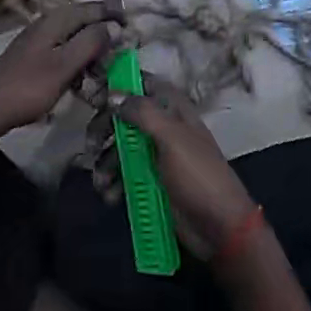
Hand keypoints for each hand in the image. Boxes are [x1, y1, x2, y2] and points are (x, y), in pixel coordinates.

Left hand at [0, 0, 122, 141]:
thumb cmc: (27, 87)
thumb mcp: (64, 65)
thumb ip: (91, 42)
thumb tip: (115, 26)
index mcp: (58, 20)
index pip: (95, 8)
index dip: (116, 17)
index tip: (136, 33)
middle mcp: (50, 24)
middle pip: (87, 22)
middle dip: (107, 35)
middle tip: (125, 55)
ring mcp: (41, 41)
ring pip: (77, 39)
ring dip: (94, 52)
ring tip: (109, 70)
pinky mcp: (37, 58)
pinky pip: (66, 53)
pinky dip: (80, 63)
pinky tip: (86, 81)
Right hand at [111, 79, 257, 262]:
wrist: (219, 226)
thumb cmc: (198, 175)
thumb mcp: (172, 138)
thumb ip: (143, 113)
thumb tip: (113, 95)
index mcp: (173, 109)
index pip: (144, 83)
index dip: (120, 84)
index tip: (95, 93)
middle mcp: (163, 127)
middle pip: (124, 116)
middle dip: (105, 128)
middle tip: (91, 144)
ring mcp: (155, 155)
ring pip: (120, 147)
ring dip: (106, 162)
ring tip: (101, 182)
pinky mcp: (150, 181)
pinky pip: (123, 175)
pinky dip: (113, 183)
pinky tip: (110, 196)